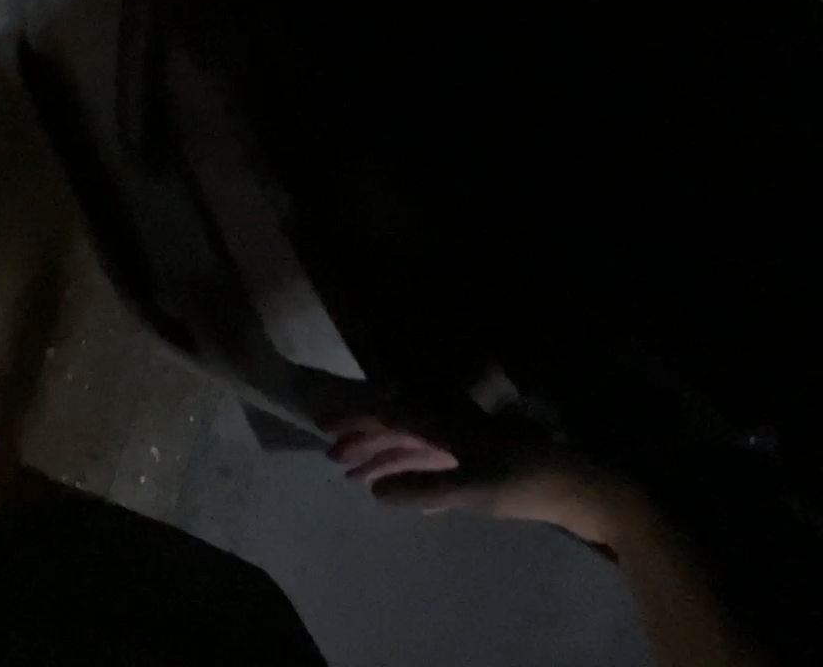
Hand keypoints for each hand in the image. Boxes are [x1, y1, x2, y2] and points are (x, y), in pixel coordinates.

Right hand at [328, 413, 646, 548]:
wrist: (590, 494)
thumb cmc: (524, 482)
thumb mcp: (468, 488)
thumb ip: (419, 490)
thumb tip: (373, 492)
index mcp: (440, 421)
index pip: (385, 415)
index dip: (353, 421)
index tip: (324, 428)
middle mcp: (447, 426)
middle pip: (395, 430)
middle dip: (363, 444)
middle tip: (335, 460)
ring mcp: (466, 445)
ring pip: (414, 448)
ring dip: (386, 462)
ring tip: (360, 480)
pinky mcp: (482, 464)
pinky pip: (435, 465)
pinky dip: (415, 476)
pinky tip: (410, 498)